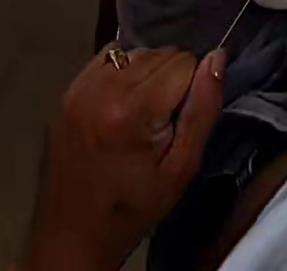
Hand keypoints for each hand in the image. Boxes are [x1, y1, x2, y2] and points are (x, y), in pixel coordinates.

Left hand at [25, 45, 225, 270]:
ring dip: (148, 72)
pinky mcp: (69, 88)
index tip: (181, 116)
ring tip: (141, 113)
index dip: (192, 85)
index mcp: (134, 110)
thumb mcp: (181, 168)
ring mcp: (82, 86)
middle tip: (163, 119)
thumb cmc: (133, 206)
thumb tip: (217, 56)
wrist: (74, 235)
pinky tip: (120, 100)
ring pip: (136, 52)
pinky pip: (109, 55)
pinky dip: (122, 69)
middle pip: (160, 53)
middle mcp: (105, 88)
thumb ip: (203, 108)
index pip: (183, 62)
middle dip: (171, 78)